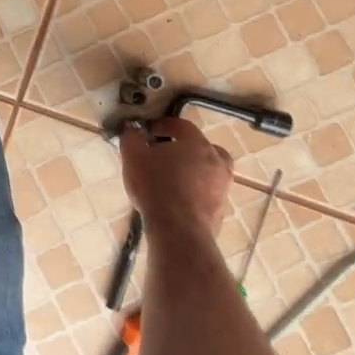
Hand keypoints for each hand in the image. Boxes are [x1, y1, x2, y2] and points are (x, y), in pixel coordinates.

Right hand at [121, 117, 232, 239]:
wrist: (179, 229)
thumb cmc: (155, 185)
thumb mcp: (133, 156)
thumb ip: (131, 137)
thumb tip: (132, 127)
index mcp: (197, 144)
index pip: (182, 125)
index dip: (163, 125)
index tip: (148, 131)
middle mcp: (216, 161)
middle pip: (203, 146)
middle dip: (185, 146)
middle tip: (166, 153)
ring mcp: (223, 185)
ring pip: (209, 168)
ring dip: (193, 168)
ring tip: (172, 176)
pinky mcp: (222, 206)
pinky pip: (208, 188)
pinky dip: (196, 187)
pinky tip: (177, 195)